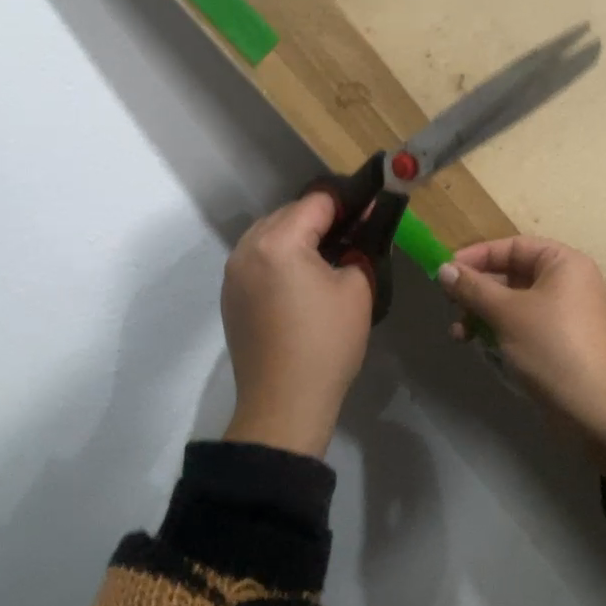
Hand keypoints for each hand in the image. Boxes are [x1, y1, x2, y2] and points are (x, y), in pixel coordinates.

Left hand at [218, 193, 373, 456]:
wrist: (284, 404)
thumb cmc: (326, 344)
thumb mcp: (356, 290)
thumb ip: (360, 248)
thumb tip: (363, 228)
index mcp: (277, 242)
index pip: (317, 202)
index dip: (349, 203)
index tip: (374, 209)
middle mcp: (247, 248)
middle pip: (289, 214)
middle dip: (322, 219)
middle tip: (357, 233)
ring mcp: (233, 273)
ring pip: (270, 235)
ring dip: (299, 237)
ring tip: (331, 256)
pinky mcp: (230, 295)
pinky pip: (258, 259)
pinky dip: (281, 258)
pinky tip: (303, 279)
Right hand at [439, 237, 605, 486]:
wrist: (595, 409)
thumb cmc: (551, 347)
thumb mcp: (507, 313)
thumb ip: (473, 287)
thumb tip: (443, 268)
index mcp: (563, 263)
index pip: (512, 246)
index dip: (477, 256)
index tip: (446, 271)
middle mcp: (566, 282)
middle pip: (511, 274)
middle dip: (476, 290)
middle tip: (449, 305)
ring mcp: (563, 313)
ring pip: (512, 302)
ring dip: (482, 313)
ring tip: (459, 334)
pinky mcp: (557, 341)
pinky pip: (521, 324)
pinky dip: (498, 330)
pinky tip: (476, 345)